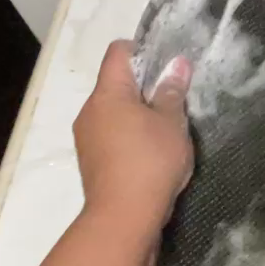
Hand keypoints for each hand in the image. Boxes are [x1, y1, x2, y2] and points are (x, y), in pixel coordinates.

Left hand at [72, 40, 194, 239]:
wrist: (123, 216)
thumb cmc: (150, 160)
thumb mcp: (171, 123)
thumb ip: (172, 92)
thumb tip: (177, 64)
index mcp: (108, 94)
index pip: (118, 52)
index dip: (142, 49)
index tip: (167, 63)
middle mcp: (90, 110)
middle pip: (116, 83)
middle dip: (145, 85)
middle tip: (175, 98)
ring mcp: (87, 137)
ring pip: (114, 110)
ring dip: (138, 112)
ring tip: (167, 128)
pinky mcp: (92, 160)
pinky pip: (112, 133)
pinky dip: (130, 133)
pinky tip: (152, 151)